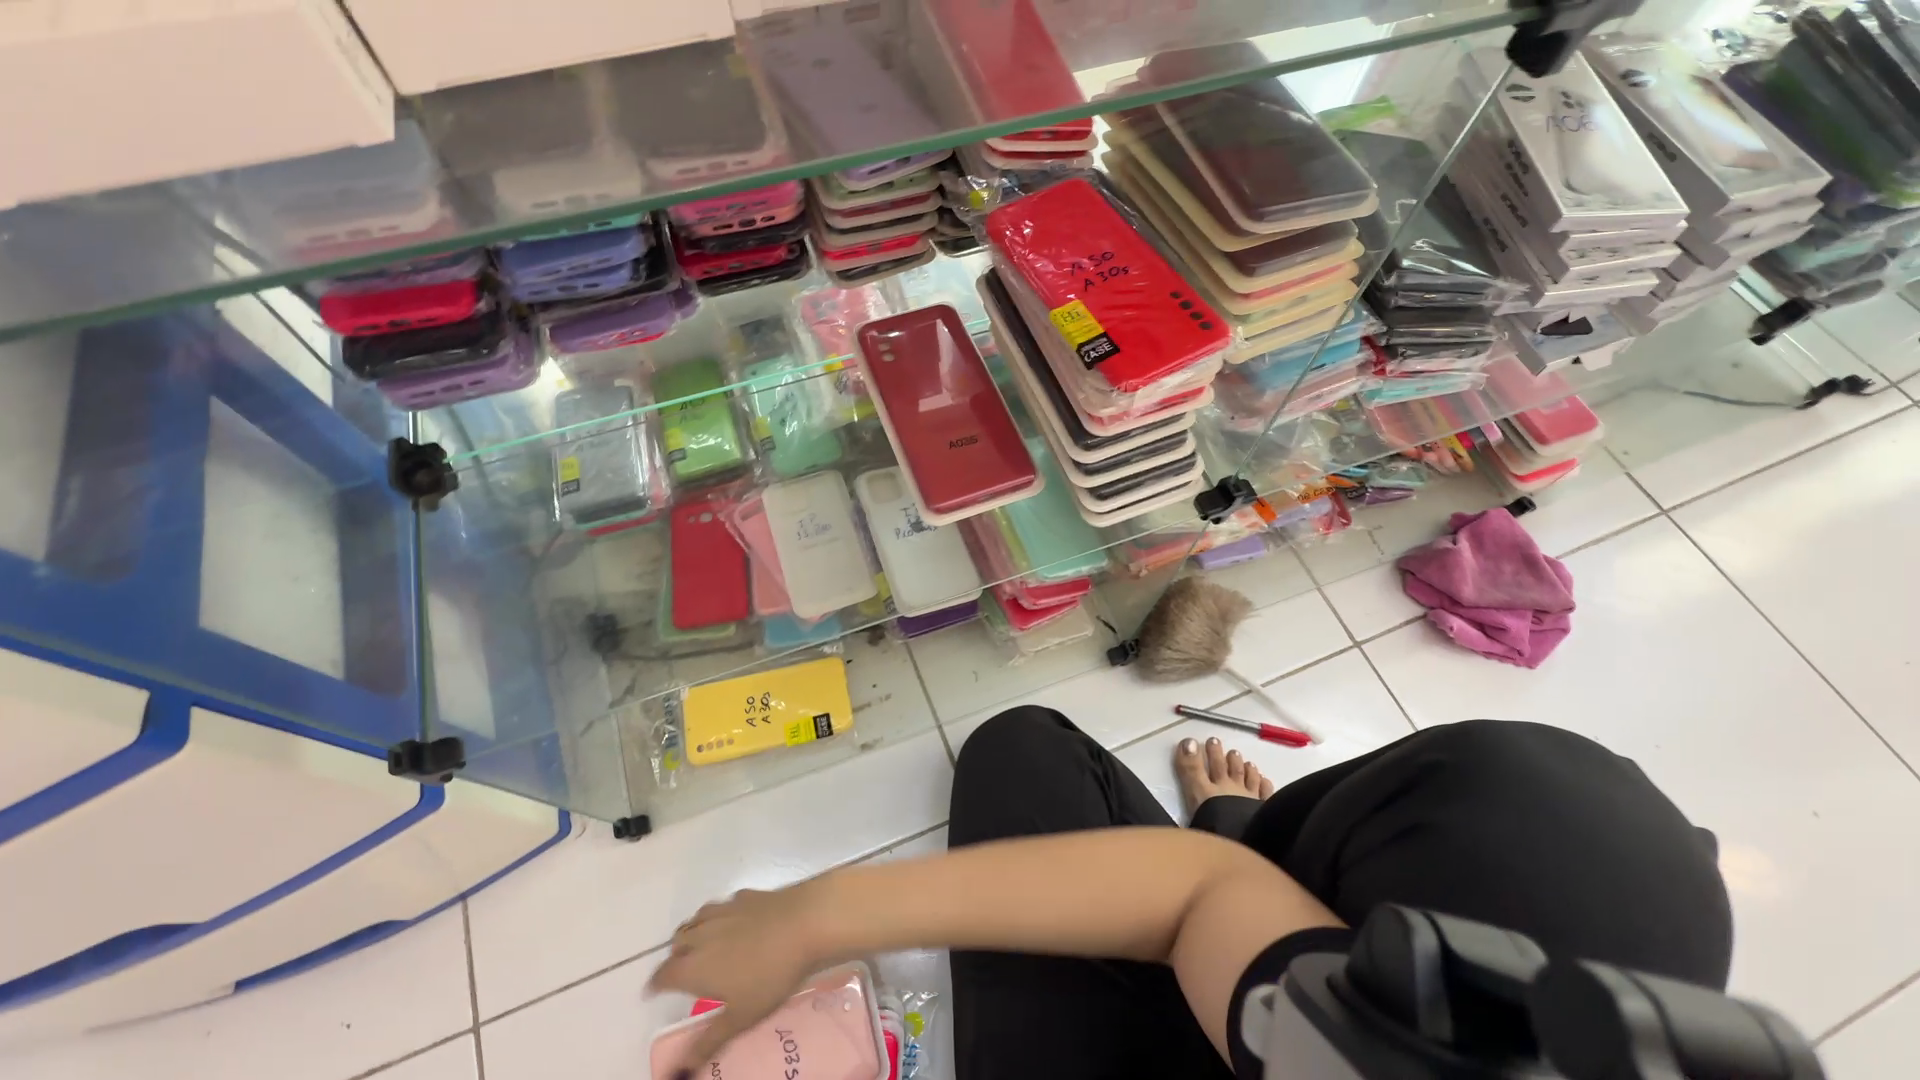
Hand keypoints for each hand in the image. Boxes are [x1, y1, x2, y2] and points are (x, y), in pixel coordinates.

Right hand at [645, 884, 838, 1077]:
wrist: (805, 921)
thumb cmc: (770, 975)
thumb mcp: (741, 1017)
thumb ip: (709, 1041)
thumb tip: (681, 1069)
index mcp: (692, 966)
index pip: (662, 975)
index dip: (656, 984)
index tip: (654, 991)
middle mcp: (700, 934)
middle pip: (677, 944)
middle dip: (675, 957)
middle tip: (684, 970)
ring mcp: (723, 910)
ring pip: (696, 920)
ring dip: (693, 933)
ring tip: (702, 945)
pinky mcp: (745, 896)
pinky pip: (723, 906)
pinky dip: (721, 916)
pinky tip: (736, 922)